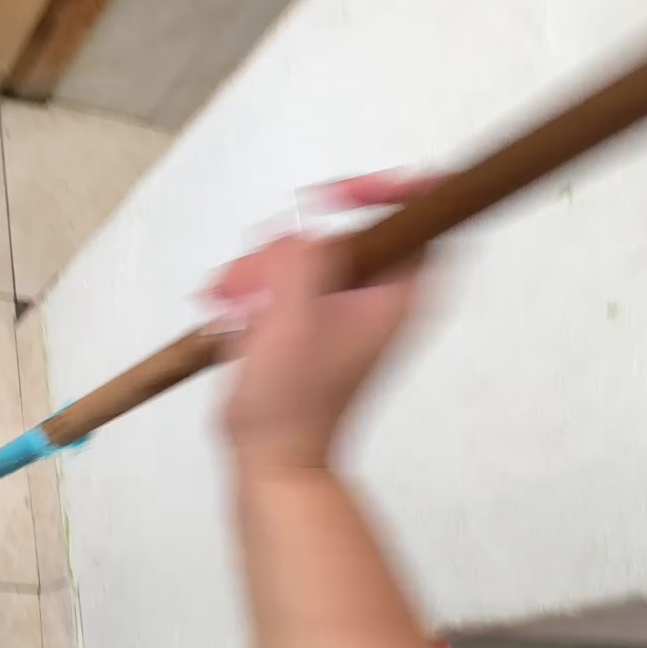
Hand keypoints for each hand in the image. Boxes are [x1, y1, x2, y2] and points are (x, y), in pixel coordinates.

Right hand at [212, 172, 436, 472]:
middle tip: (252, 268)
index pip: (423, 216)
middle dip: (287, 245)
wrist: (270, 455)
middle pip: (343, 235)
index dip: (388, 192)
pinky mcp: (303, 326)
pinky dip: (248, 288)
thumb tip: (298, 227)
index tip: (334, 196)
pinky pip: (279, 285)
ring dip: (256, 269)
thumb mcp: (294, 321)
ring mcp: (335, 313)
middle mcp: (373, 298)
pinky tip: (224, 307)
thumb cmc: (291, 400)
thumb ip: (300, 262)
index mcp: (397, 294)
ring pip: (302, 260)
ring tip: (224, 296)